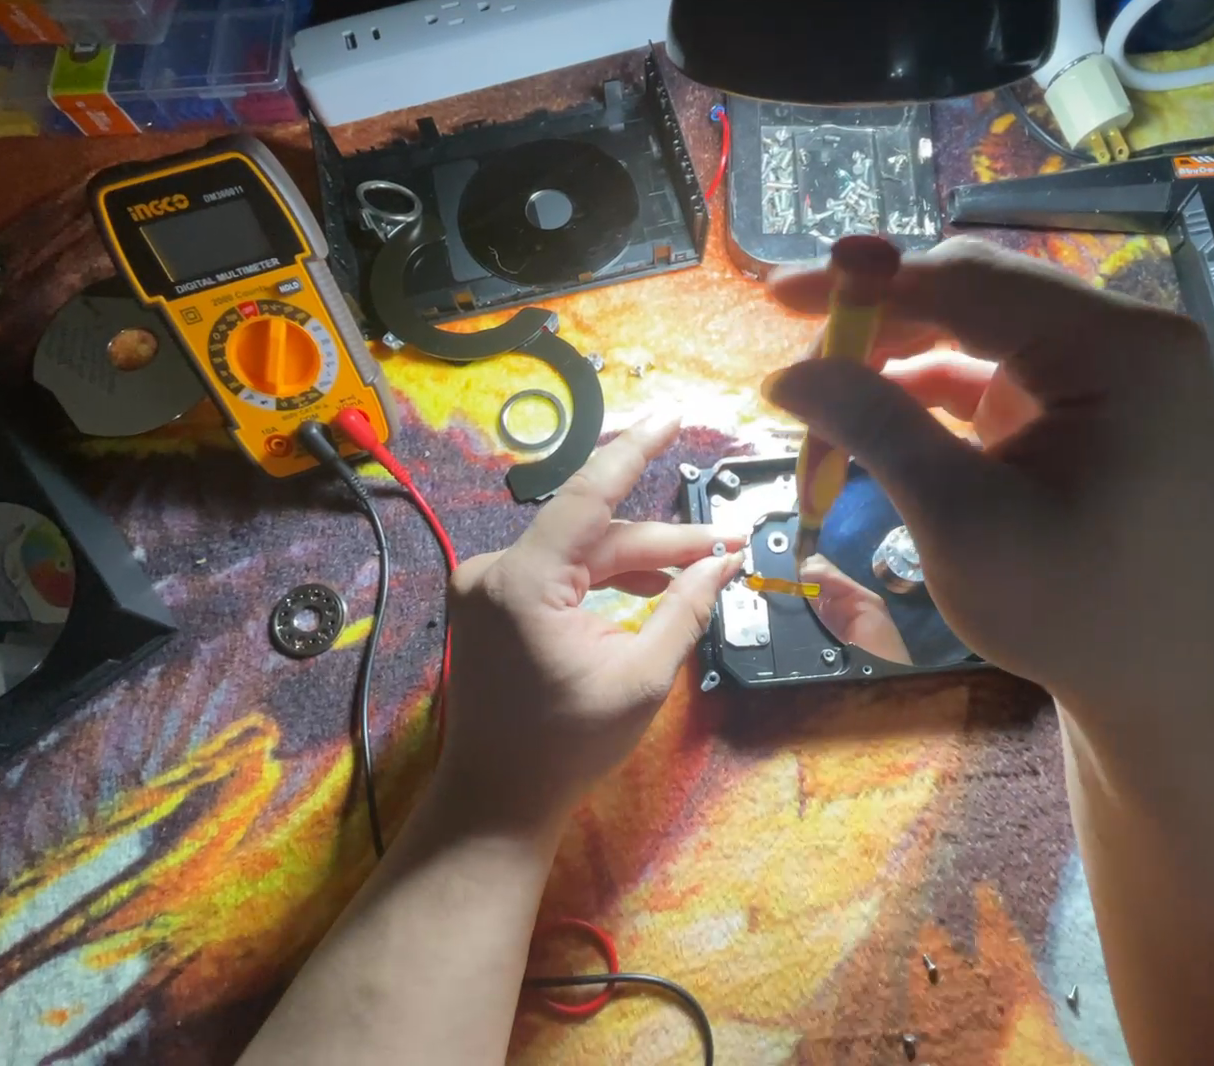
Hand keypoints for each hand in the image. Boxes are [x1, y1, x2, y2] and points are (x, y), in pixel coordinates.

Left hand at [438, 416, 745, 830]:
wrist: (497, 797)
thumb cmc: (568, 745)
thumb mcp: (642, 677)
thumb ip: (685, 609)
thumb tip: (725, 562)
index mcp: (524, 582)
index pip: (588, 494)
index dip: (636, 450)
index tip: (672, 416)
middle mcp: (495, 568)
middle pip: (594, 534)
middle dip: (662, 541)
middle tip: (722, 548)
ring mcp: (488, 584)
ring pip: (579, 553)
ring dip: (636, 560)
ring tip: (694, 571)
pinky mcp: (492, 600)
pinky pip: (559, 573)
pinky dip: (603, 579)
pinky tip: (647, 589)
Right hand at [765, 237, 1213, 715]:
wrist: (1153, 682)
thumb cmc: (1067, 609)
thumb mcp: (956, 516)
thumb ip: (873, 425)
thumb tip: (784, 375)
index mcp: (1116, 348)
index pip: (967, 281)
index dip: (865, 282)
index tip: (780, 297)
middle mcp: (1118, 340)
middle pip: (968, 301)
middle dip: (874, 337)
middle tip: (800, 379)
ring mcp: (1099, 375)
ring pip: (969, 340)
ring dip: (891, 375)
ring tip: (827, 425)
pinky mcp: (1076, 410)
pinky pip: (985, 380)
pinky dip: (923, 403)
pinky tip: (872, 430)